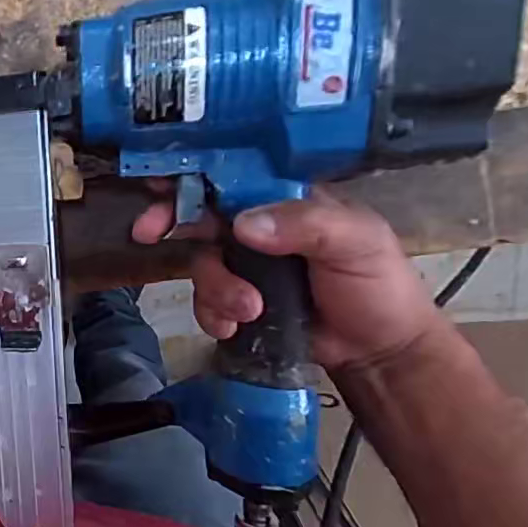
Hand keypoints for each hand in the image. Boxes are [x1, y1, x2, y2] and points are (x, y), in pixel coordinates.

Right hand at [132, 188, 443, 369]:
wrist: (378, 353)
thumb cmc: (377, 285)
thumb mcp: (355, 241)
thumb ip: (304, 224)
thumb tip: (241, 225)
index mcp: (283, 199)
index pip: (233, 174)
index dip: (193, 173)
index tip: (158, 180)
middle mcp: (257, 226)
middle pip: (200, 214)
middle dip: (171, 222)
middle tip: (149, 233)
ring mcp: (244, 265)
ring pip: (200, 262)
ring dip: (214, 287)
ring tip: (246, 312)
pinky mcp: (236, 301)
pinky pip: (204, 301)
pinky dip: (211, 314)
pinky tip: (232, 328)